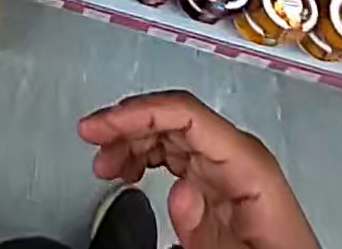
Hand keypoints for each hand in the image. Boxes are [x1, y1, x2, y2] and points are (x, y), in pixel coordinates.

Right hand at [78, 90, 320, 248]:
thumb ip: (205, 230)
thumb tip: (178, 188)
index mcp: (250, 166)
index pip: (184, 113)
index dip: (137, 112)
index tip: (101, 125)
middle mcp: (239, 156)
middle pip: (172, 117)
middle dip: (126, 125)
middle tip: (91, 137)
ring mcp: (230, 168)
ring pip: (169, 131)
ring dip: (131, 140)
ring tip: (104, 162)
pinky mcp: (222, 184)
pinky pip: (176, 154)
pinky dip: (146, 156)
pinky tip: (128, 168)